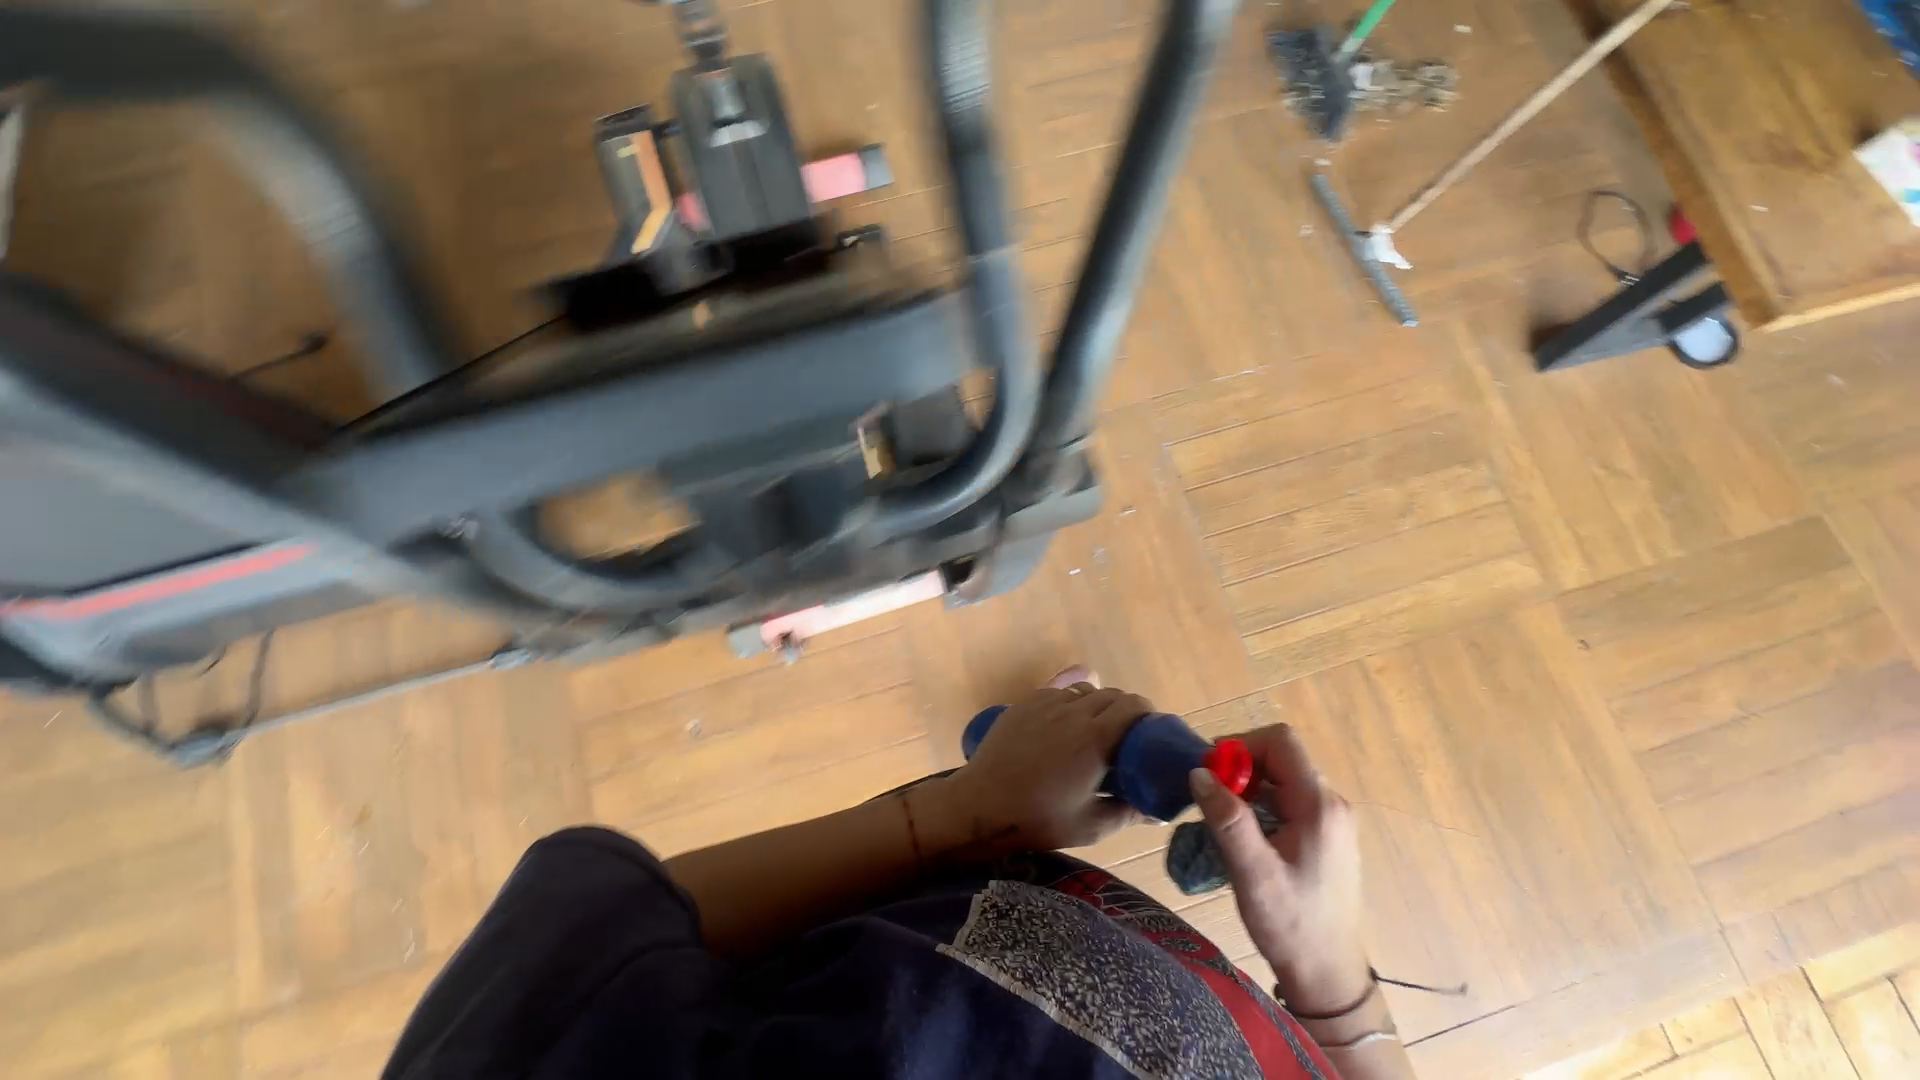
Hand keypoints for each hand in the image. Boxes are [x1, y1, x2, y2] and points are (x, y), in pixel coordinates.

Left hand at [923, 683, 1149, 854]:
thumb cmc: (1038, 819)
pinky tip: (1068, 717)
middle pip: (1113, 696)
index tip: (1151, 731)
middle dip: (1126, 710)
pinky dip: (1071, 700)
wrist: (981, 806)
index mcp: (1095, 739)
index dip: (1148, 714)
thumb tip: (1156, 812)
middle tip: (1127, 736)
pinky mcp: (1025, 704)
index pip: (1134, 706)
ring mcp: (1046, 704)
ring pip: (1085, 691)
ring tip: (1096, 729)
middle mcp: (1074, 712)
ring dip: (1098, 705)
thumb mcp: (1091, 825)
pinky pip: (1058, 691)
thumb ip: (1127, 813)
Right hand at [1188, 724, 1369, 1014]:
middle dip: (1239, 768)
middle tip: (1211, 800)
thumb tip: (1198, 772)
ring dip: (1247, 788)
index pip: (1281, 741)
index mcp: (1320, 806)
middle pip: (1280, 757)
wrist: (1328, 976)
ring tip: (1222, 821)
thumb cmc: (1291, 926)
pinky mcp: (1323, 836)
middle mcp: (1331, 804)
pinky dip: (1259, 806)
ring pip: (1281, 779)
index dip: (1241, 746)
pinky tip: (1242, 837)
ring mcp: (1329, 821)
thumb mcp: (1253, 874)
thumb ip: (1228, 820)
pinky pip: (1286, 801)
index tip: (1212, 775)